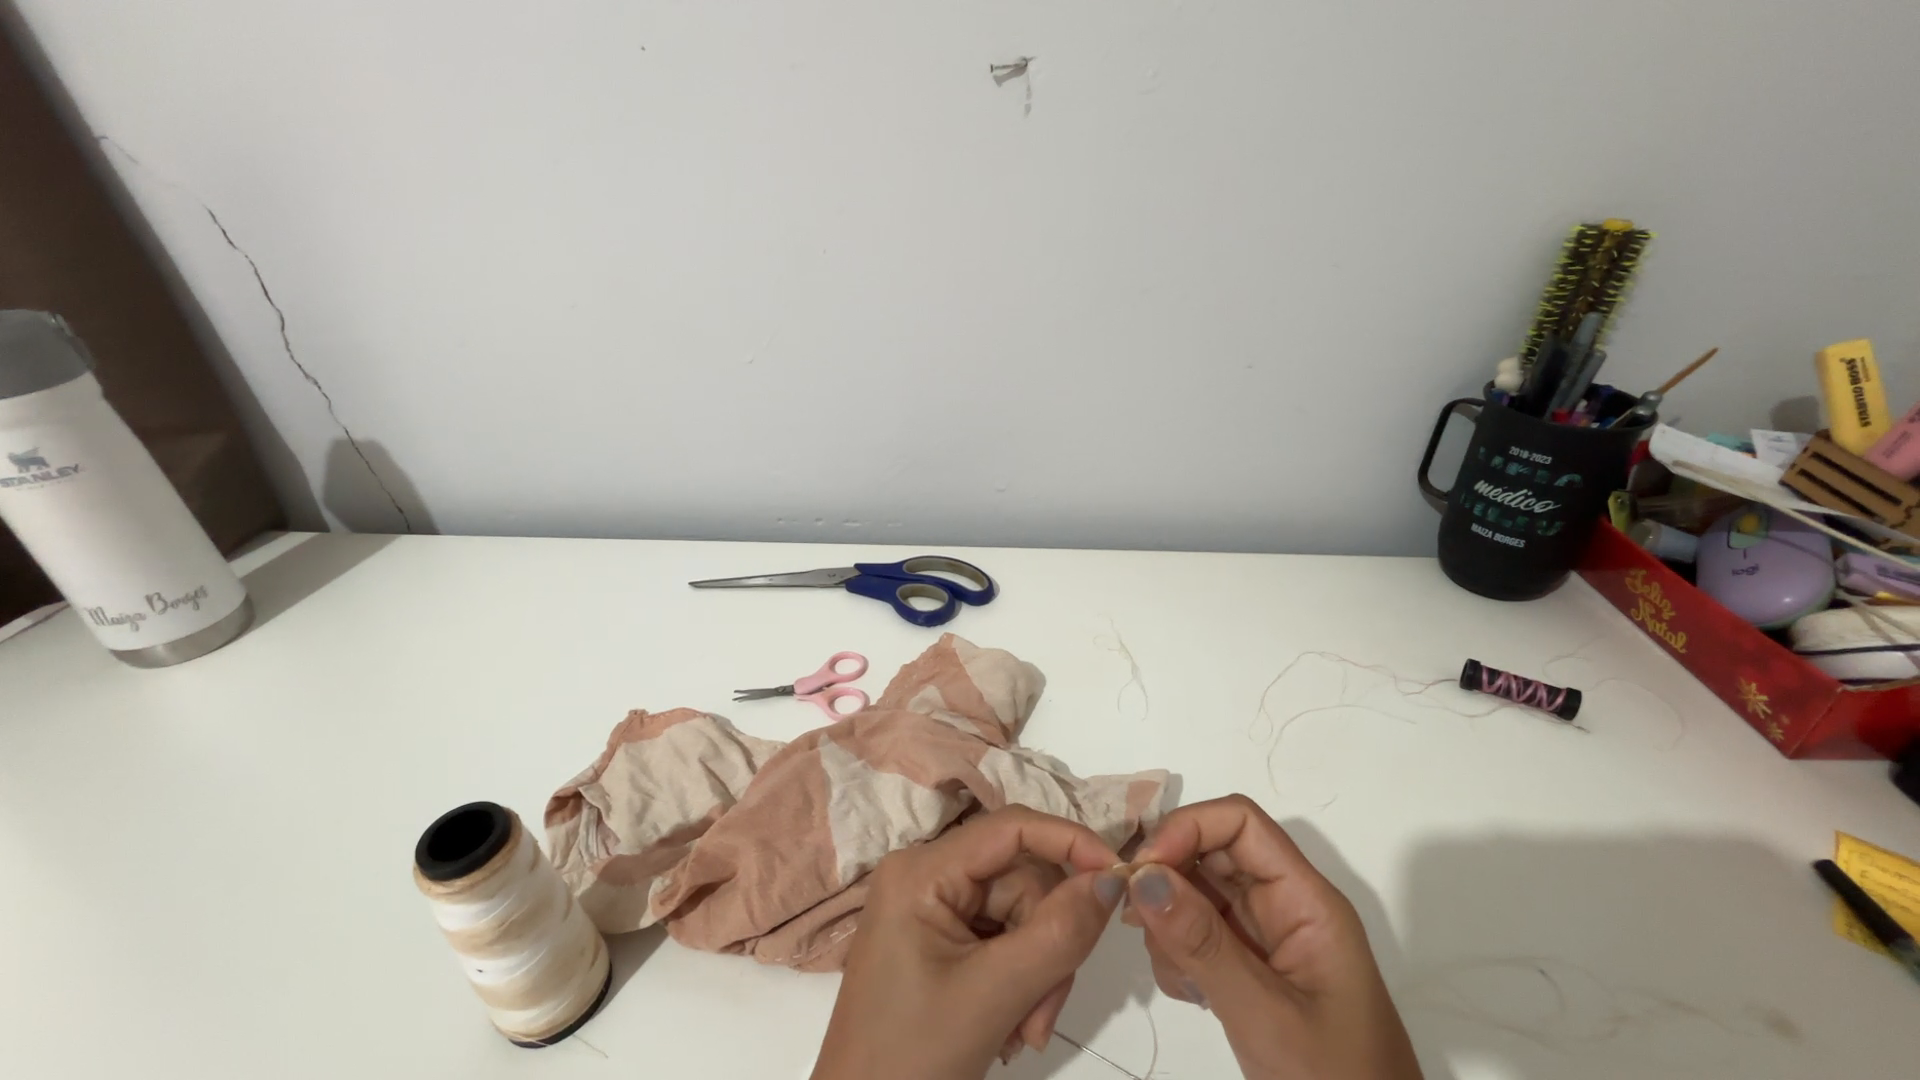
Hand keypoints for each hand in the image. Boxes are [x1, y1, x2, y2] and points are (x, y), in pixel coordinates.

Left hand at [811, 806, 1126, 1079]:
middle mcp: (927, 875)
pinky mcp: (943, 940)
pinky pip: (1007, 941)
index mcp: (922, 870)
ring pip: (1023, 915)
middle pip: (1023, 880)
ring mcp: (935, 908)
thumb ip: (1058, 933)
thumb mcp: (994, 994)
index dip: (1070, 842)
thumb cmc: (913, 1054)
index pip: (1011, 828)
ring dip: (1039, 974)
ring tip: (1022, 1032)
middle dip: (1047, 945)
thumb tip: (1114, 879)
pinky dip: (1022, 983)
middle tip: (1041, 1016)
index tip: (1120, 879)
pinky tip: (1008, 1028)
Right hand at [1125, 796, 1421, 1079]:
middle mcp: (1284, 906)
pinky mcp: (1249, 968)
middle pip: (1212, 853)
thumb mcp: (1266, 1015)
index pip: (1240, 823)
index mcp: (1305, 901)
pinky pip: (1198, 932)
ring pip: (1198, 892)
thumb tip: (1142, 876)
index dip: (1187, 828)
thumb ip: (1202, 944)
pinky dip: (1177, 952)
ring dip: (1170, 921)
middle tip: (1135, 921)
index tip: (1142, 871)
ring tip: (1179, 976)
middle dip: (1168, 876)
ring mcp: (1265, 938)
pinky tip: (1189, 994)